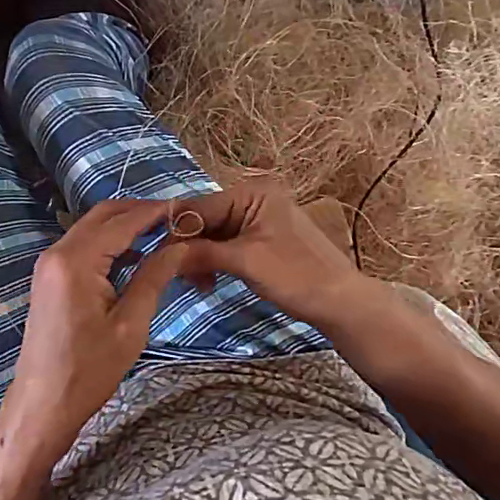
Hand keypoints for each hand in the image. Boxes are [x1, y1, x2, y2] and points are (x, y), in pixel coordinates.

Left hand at [0, 200, 187, 471]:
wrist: (43, 401)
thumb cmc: (89, 370)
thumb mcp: (130, 325)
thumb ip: (154, 277)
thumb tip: (181, 245)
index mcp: (75, 261)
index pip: (121, 222)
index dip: (155, 212)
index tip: (186, 208)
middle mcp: (57, 252)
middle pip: (103, 216)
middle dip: (140, 212)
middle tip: (177, 219)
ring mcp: (49, 262)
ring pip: (92, 227)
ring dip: (125, 225)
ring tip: (164, 233)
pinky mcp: (49, 275)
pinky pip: (82, 245)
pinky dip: (109, 242)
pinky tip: (136, 254)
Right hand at [165, 182, 381, 327]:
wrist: (343, 306)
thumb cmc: (297, 277)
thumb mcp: (245, 262)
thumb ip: (201, 252)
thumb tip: (162, 255)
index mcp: (252, 193)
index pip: (199, 208)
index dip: (176, 232)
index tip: (155, 257)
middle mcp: (252, 198)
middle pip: (203, 220)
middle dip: (187, 247)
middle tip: (175, 276)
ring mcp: (255, 218)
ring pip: (210, 234)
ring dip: (198, 257)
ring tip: (196, 284)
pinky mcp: (258, 238)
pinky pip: (223, 244)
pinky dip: (212, 261)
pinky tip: (206, 280)